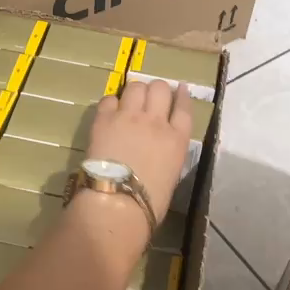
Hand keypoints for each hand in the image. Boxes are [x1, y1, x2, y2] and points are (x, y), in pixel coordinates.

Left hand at [85, 79, 192, 227]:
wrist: (118, 203)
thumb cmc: (149, 201)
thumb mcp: (171, 174)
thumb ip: (169, 151)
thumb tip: (160, 144)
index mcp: (177, 139)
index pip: (184, 107)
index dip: (182, 94)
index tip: (179, 87)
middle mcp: (156, 122)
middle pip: (160, 88)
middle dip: (156, 90)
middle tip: (149, 100)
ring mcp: (129, 117)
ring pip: (136, 86)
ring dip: (135, 92)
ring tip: (130, 102)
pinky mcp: (105, 119)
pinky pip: (110, 99)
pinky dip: (112, 103)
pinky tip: (111, 112)